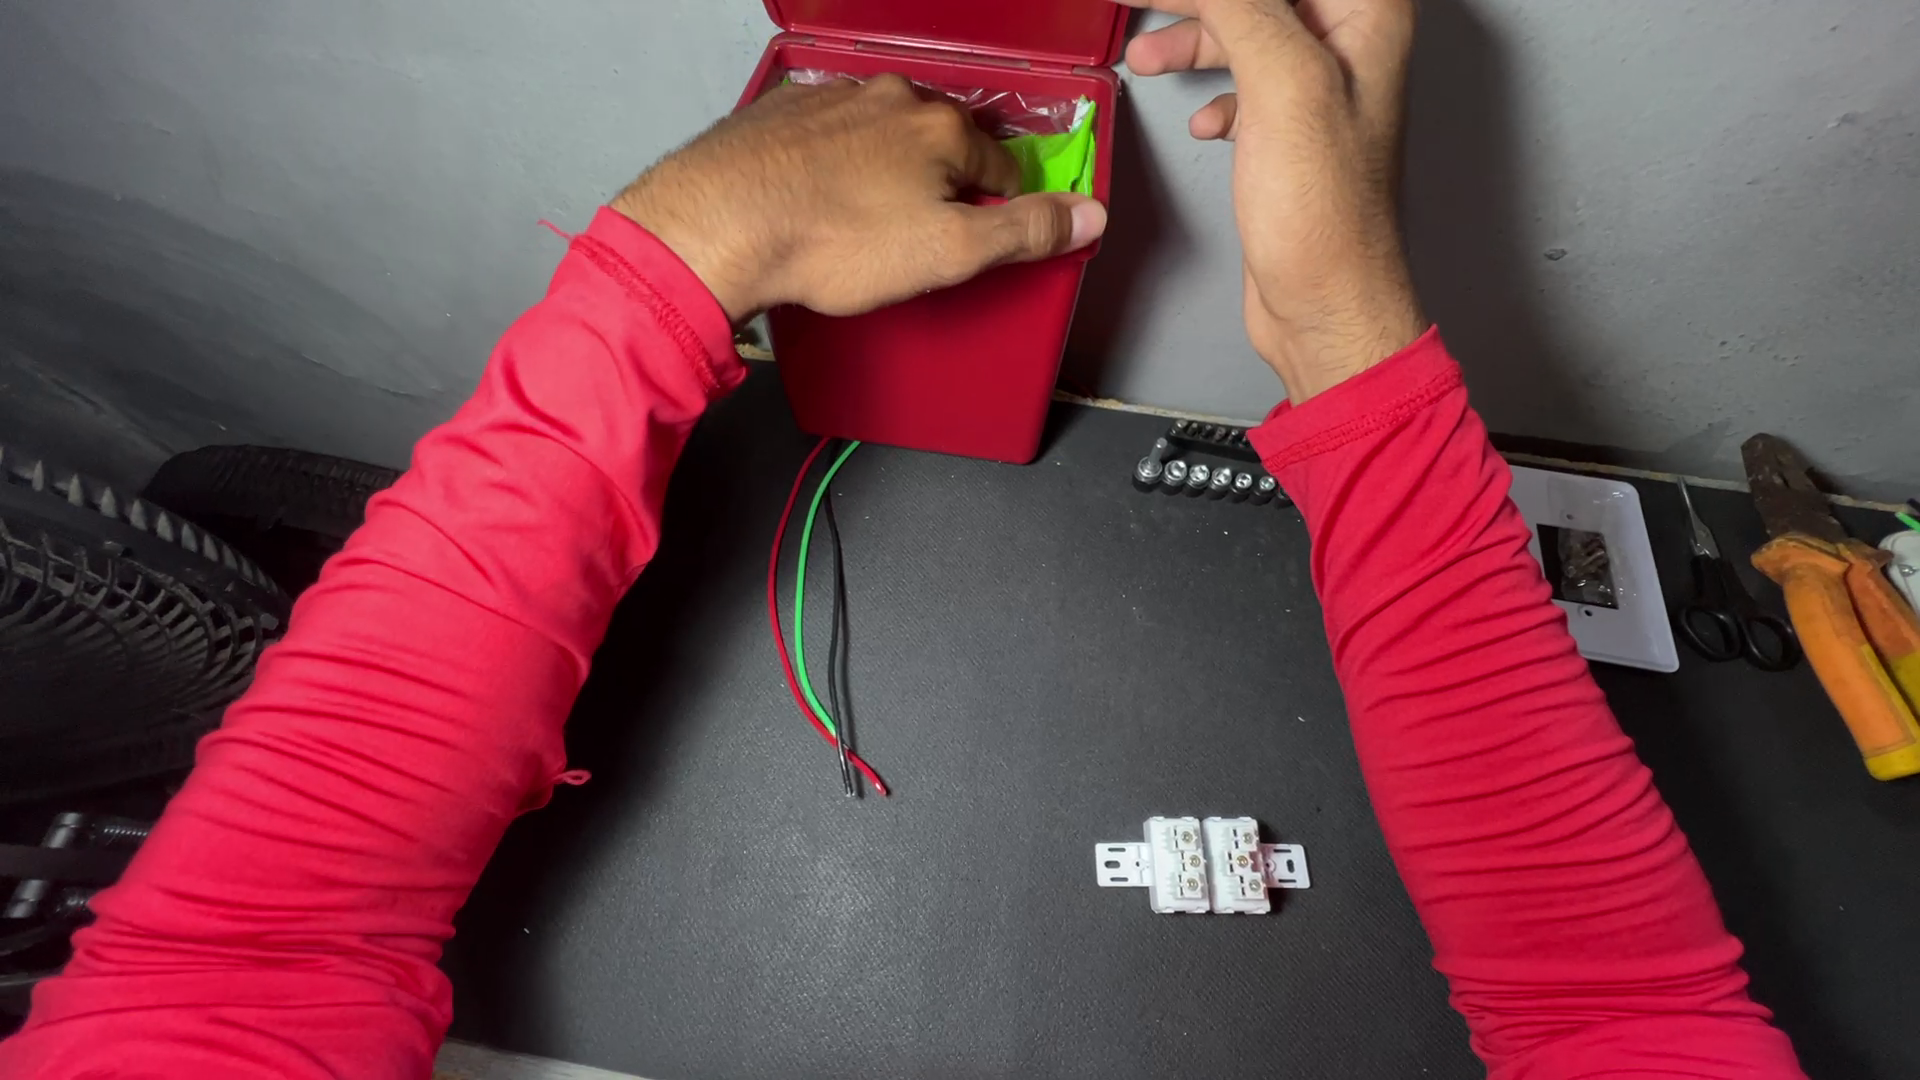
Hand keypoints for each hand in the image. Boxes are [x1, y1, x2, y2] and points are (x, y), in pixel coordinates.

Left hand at [612, 76, 1107, 321]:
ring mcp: (834, 99)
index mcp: (941, 131)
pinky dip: (841, 163)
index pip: (999, 169)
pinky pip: (834, 136)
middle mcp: (892, 100)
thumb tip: (1093, 216)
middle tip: (925, 237)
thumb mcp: (949, 252)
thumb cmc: (840, 242)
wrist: (725, 224)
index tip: (988, 235)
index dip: (1000, 207)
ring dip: (892, 171)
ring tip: (872, 222)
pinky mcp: (785, 113)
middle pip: (944, 145)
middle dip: (946, 186)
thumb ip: (1024, 232)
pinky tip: (825, 198)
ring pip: (886, 136)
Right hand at [1120, 0, 1428, 402]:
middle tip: (1142, 6)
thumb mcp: (1285, 87)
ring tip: (1147, 56)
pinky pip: (1246, 94)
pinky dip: (1216, 100)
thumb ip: (1243, 10)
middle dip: (1198, 2)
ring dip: (1195, 43)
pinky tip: (1203, 122)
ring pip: (1247, 39)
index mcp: (1368, 11)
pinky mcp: (1289, 141)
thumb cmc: (1323, 215)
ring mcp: (1317, 96)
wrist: (1321, 303)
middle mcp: (1348, 46)